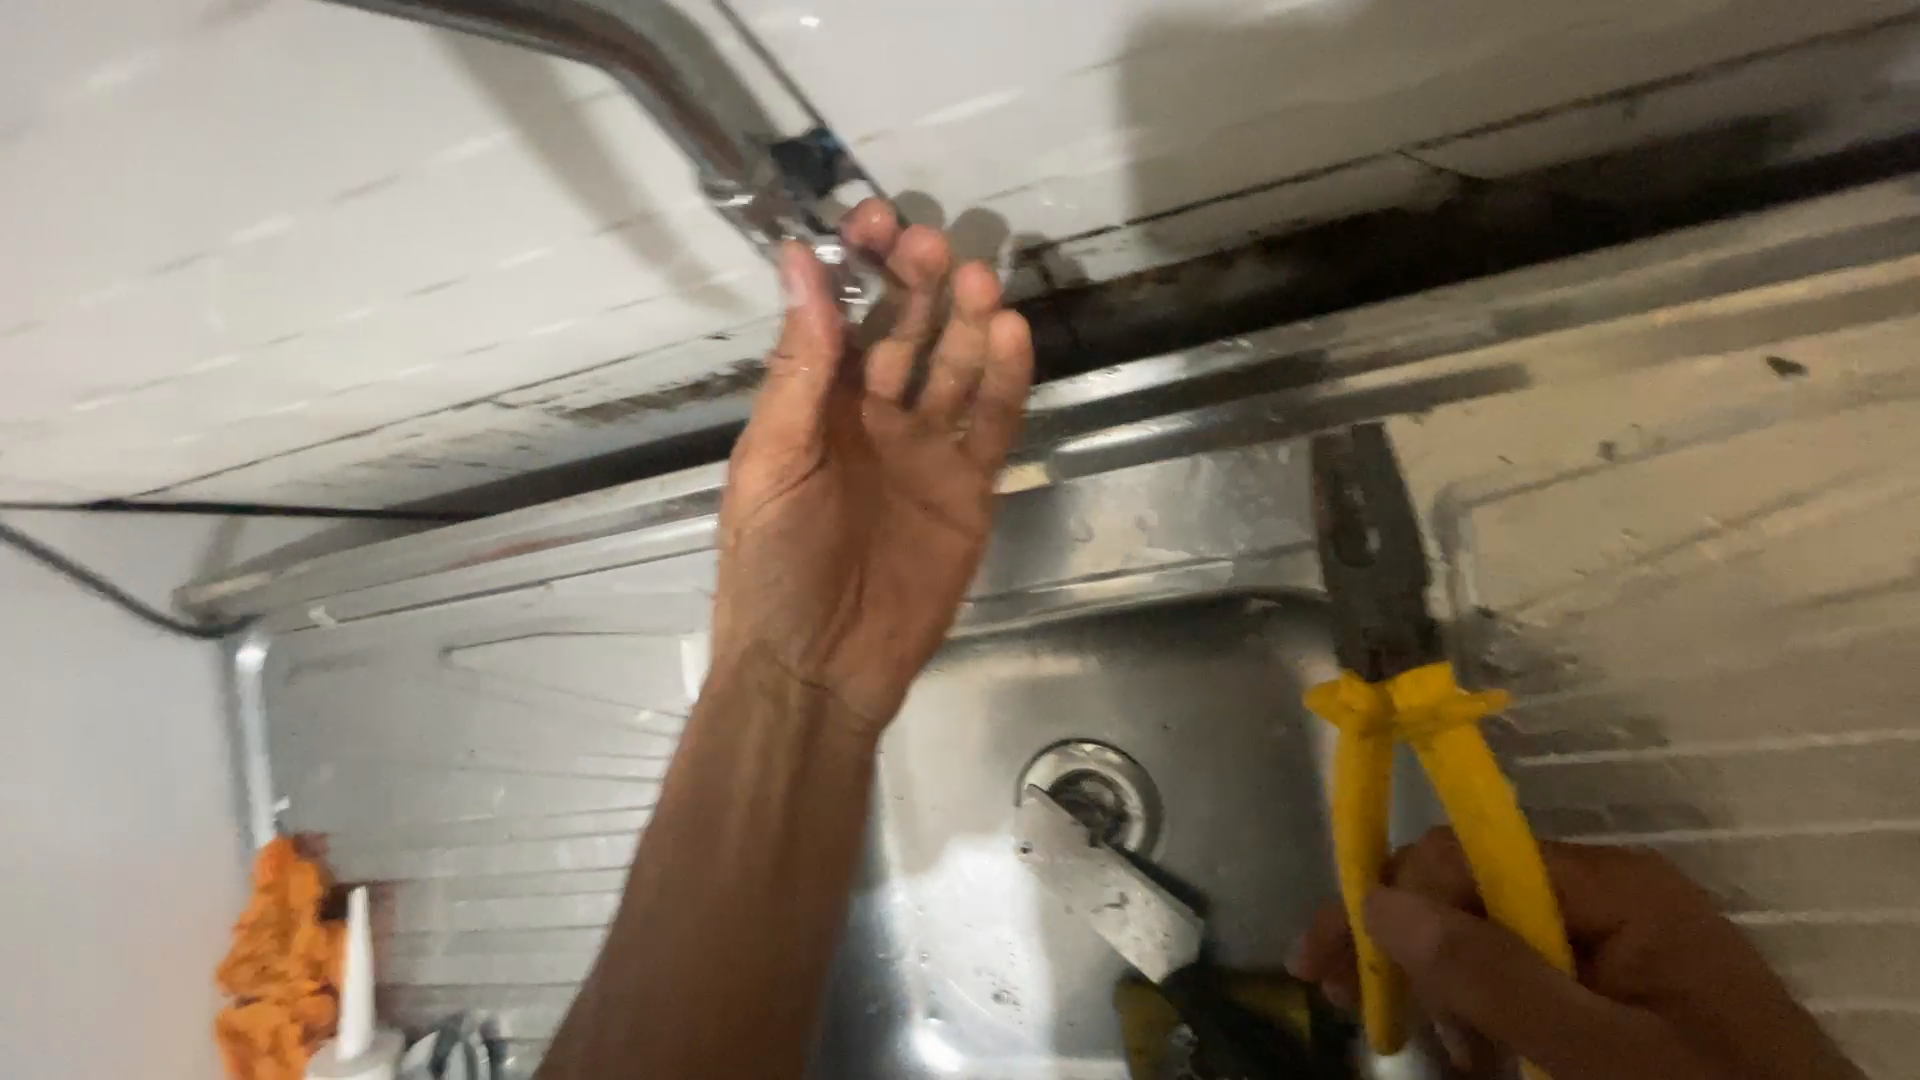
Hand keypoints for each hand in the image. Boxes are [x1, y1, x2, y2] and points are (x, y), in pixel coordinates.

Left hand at [710, 200, 1034, 734]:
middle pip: (906, 336)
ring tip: (982, 284)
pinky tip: (1011, 337)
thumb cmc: (775, 566)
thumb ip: (799, 368)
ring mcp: (924, 454)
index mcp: (814, 408)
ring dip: (968, 325)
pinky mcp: (967, 491)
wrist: (819, 667)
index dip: (860, 269)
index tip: (876, 221)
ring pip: (955, 373)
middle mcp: (871, 420)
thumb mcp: (774, 461)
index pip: (841, 319)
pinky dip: (1003, 383)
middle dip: (920, 288)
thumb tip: (799, 264)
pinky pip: (989, 427)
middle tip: (938, 249)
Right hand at [1291, 828, 1862, 1079]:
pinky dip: (1472, 1012)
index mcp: (1611, 887)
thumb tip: (1376, 899)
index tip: (1342, 970)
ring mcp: (1607, 944)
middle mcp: (1601, 897)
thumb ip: (1493, 975)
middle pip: (1460, 890)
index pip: (1462, 856)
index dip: (1396, 904)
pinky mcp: (1610, 992)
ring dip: (1429, 984)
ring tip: (1405, 1038)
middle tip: (1333, 993)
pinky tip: (1458, 1048)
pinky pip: (1513, 978)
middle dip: (1396, 941)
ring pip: (1476, 936)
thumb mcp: (1605, 1060)